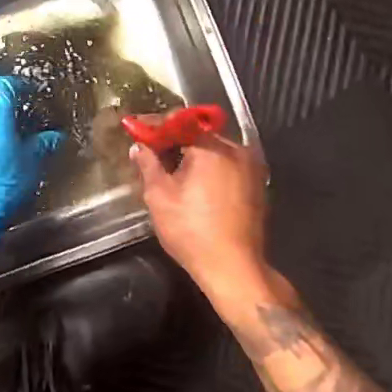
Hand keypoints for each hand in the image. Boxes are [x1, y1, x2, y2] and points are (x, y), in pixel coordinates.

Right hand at [131, 133, 268, 297]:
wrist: (233, 269)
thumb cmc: (192, 231)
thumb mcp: (159, 196)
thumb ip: (148, 165)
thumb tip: (139, 147)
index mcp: (211, 148)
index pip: (178, 122)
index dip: (154, 125)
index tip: (135, 128)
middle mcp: (235, 151)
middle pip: (198, 133)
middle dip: (173, 139)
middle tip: (150, 150)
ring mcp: (250, 168)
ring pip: (214, 150)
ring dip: (191, 154)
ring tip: (169, 167)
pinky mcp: (256, 186)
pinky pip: (226, 165)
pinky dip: (208, 167)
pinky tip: (192, 182)